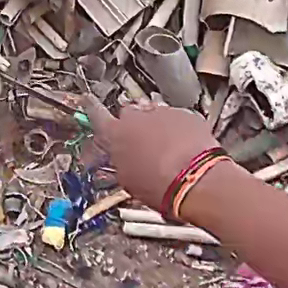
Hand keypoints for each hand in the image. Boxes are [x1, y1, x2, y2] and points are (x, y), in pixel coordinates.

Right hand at [82, 96, 219, 212]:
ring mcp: (162, 112)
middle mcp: (136, 116)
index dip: (92, 108)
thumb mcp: (128, 180)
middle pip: (128, 114)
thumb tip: (120, 158)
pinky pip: (176, 118)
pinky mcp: (185, 114)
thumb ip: (119, 161)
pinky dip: (177, 129)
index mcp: (116, 133)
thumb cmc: (160, 186)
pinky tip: (183, 147)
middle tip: (140, 145)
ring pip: (153, 114)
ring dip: (155, 127)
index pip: (96, 114)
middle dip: (132, 125)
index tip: (89, 101)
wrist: (198, 182)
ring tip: (165, 150)